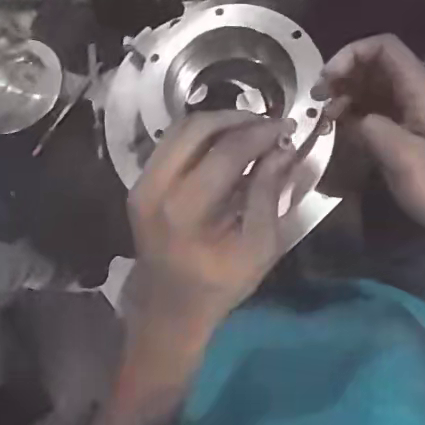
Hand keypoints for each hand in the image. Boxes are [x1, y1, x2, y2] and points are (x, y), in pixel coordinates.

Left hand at [125, 112, 300, 352]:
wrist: (167, 307)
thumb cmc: (219, 284)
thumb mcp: (258, 248)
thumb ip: (268, 194)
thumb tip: (282, 149)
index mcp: (187, 210)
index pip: (227, 152)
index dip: (260, 133)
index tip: (286, 126)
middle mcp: (156, 187)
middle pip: (198, 128)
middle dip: (238, 118)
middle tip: (267, 123)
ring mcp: (142, 182)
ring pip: (180, 129)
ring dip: (218, 121)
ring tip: (250, 128)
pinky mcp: (139, 182)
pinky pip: (171, 143)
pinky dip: (201, 135)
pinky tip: (225, 141)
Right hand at [315, 36, 424, 262]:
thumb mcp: (402, 157)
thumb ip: (369, 126)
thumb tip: (348, 116)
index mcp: (423, 89)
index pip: (384, 47)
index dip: (350, 53)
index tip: (326, 80)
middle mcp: (421, 93)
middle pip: (377, 65)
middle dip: (344, 74)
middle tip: (318, 100)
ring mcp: (418, 114)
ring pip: (376, 88)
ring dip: (348, 95)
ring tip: (326, 116)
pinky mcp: (415, 134)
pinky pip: (381, 111)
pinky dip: (359, 114)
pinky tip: (342, 129)